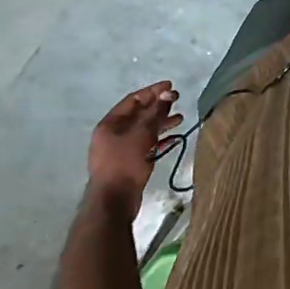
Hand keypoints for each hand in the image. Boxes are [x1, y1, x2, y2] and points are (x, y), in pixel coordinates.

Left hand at [86, 81, 181, 208]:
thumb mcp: (142, 134)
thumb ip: (155, 112)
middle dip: (158, 107)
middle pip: (139, 115)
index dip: (152, 91)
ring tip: (179, 118)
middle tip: (177, 101)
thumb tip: (167, 94)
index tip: (171, 86)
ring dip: (161, 123)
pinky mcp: (129, 164)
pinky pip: (145, 146)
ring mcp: (120, 150)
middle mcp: (113, 135)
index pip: (133, 100)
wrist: (114, 202)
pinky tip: (174, 138)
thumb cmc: (125, 163)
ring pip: (143, 131)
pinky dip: (159, 140)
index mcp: (110, 124)